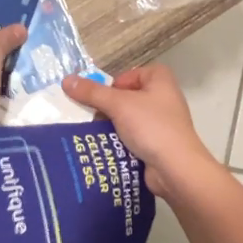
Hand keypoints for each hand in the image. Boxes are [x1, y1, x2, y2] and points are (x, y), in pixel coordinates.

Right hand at [62, 65, 216, 196]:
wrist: (176, 167)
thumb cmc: (151, 126)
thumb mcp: (118, 105)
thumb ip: (92, 93)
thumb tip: (66, 80)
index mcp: (160, 79)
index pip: (128, 75)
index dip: (113, 86)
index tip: (102, 101)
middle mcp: (164, 96)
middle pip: (127, 97)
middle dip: (109, 109)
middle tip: (95, 120)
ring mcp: (163, 121)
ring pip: (129, 119)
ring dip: (113, 127)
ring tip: (97, 136)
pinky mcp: (159, 143)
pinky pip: (135, 137)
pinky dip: (122, 142)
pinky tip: (109, 149)